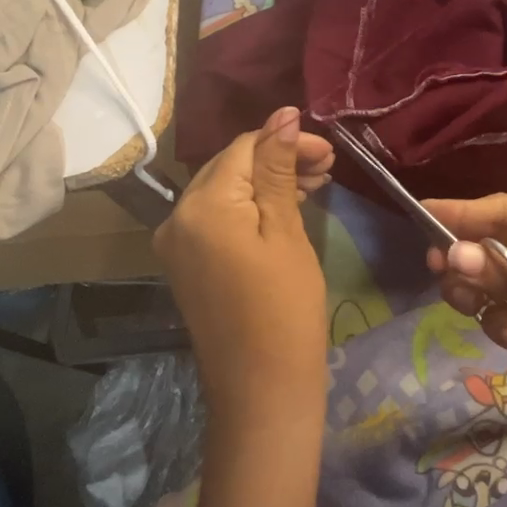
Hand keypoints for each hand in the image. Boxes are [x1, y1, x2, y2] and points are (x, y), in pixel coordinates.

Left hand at [154, 106, 334, 415]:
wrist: (261, 391)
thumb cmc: (285, 308)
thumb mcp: (286, 231)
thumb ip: (278, 168)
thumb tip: (284, 114)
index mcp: (201, 204)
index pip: (244, 147)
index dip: (287, 141)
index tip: (330, 153)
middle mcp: (177, 216)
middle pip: (231, 166)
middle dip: (278, 159)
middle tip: (327, 167)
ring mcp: (176, 242)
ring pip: (225, 190)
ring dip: (266, 182)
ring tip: (314, 184)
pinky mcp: (186, 263)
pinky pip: (217, 217)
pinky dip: (250, 208)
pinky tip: (284, 207)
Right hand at [425, 194, 506, 432]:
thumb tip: (450, 254)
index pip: (503, 209)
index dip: (462, 212)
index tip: (419, 212)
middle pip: (490, 245)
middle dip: (466, 258)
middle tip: (441, 272)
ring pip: (491, 283)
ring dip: (479, 294)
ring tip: (477, 308)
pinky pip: (503, 316)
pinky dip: (499, 324)